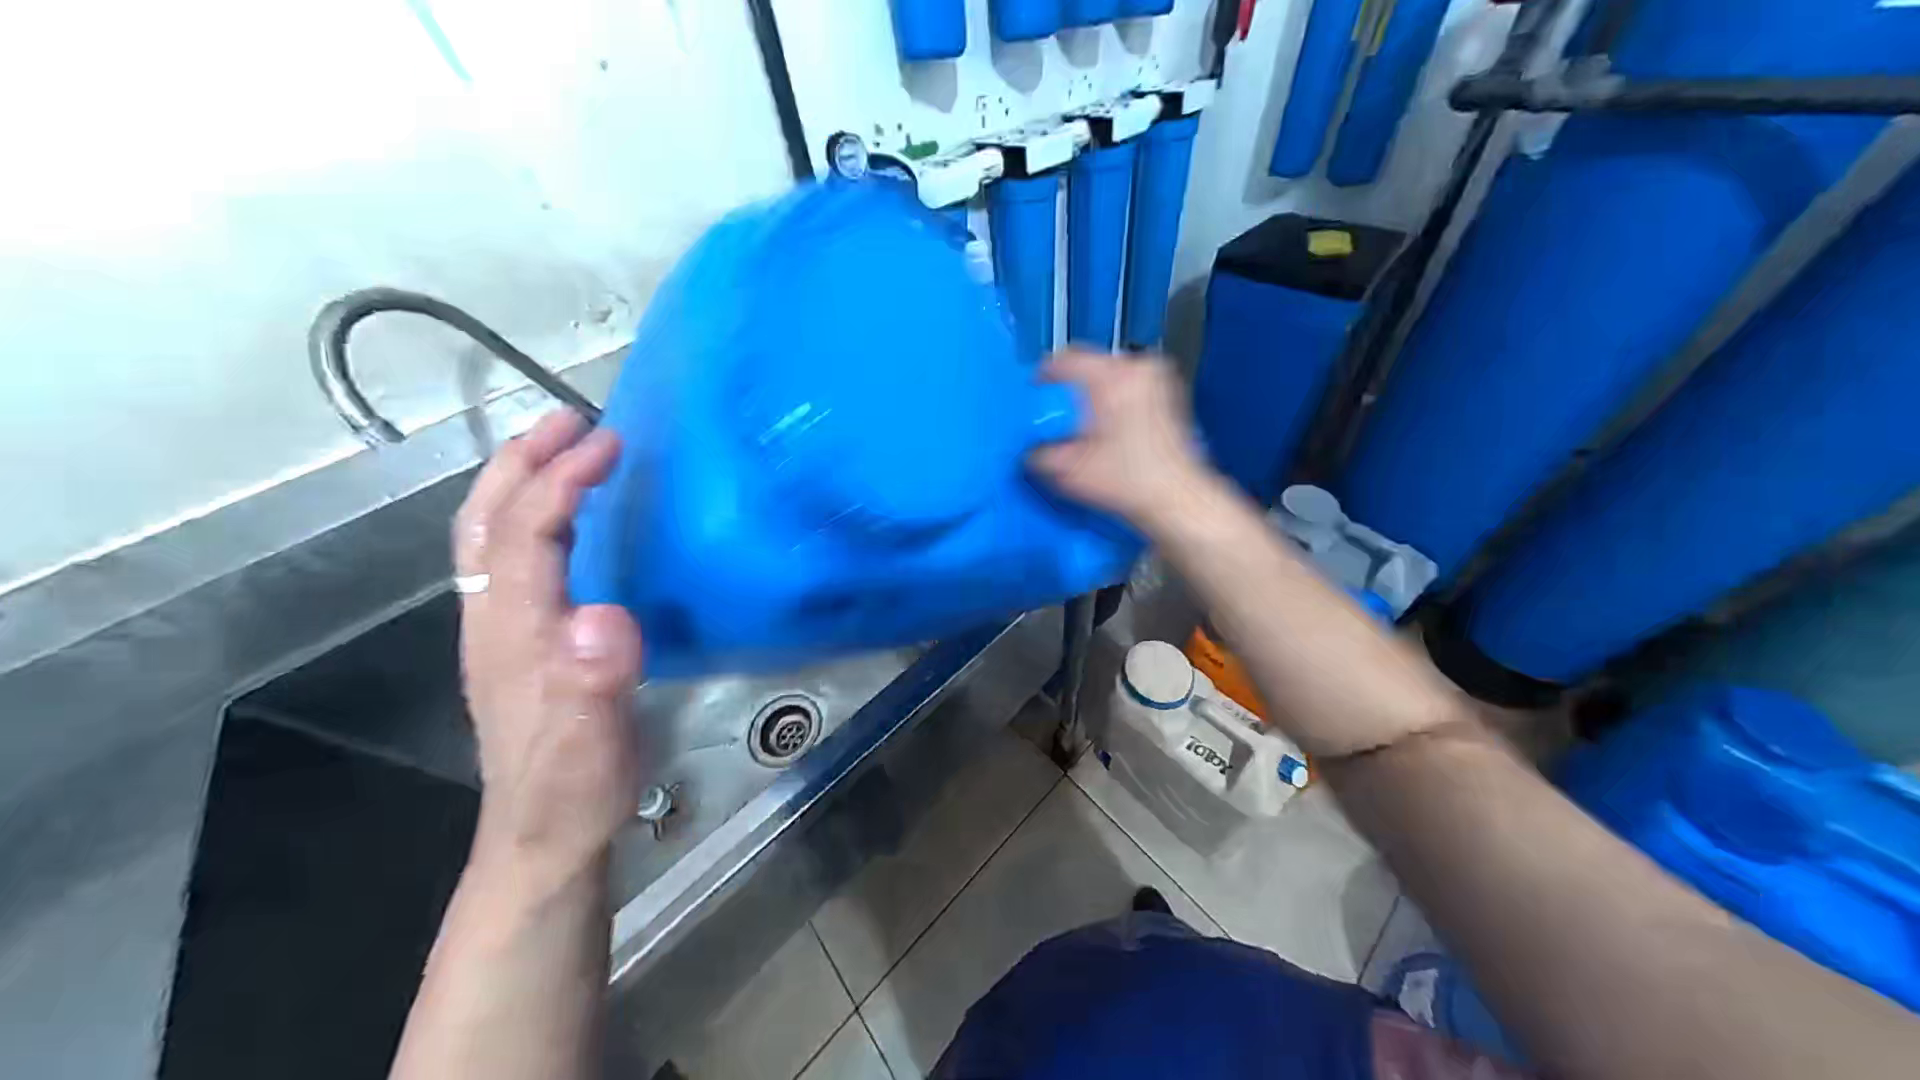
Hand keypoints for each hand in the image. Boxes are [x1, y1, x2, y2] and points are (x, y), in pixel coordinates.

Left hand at [452, 410, 642, 886]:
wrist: (544, 836)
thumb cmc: (576, 790)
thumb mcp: (592, 748)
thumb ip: (593, 686)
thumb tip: (603, 614)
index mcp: (515, 633)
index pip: (524, 534)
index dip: (559, 480)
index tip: (607, 442)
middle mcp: (494, 621)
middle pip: (489, 521)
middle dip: (524, 460)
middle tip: (572, 419)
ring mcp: (500, 631)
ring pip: (491, 537)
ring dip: (521, 480)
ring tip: (565, 446)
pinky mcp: (518, 642)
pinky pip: (512, 560)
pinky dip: (532, 516)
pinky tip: (566, 516)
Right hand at [1027, 349, 1213, 530]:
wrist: (1176, 498)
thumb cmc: (1126, 482)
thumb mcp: (1067, 470)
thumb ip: (1038, 452)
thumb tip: (1029, 446)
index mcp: (1110, 377)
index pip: (1064, 359)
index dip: (1043, 377)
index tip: (1035, 396)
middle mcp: (1137, 368)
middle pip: (1088, 364)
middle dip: (1069, 388)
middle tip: (1057, 416)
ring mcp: (1157, 378)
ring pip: (1110, 373)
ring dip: (1092, 393)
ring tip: (1083, 423)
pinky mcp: (1168, 394)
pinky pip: (1129, 384)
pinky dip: (1113, 399)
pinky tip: (1107, 428)